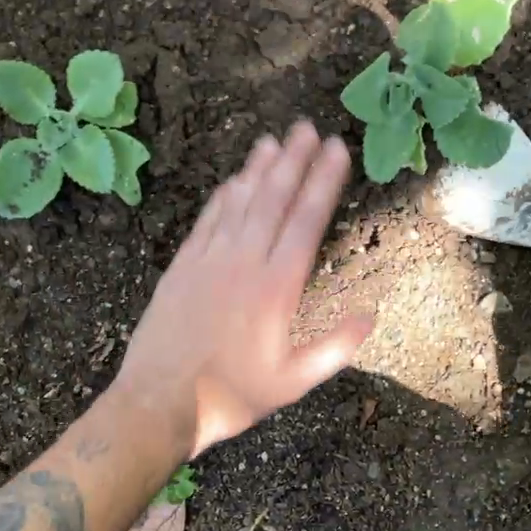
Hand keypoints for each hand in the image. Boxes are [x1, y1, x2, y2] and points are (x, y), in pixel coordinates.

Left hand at [114, 122, 373, 455]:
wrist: (160, 403)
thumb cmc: (231, 398)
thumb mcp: (292, 384)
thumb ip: (333, 349)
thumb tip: (370, 317)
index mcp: (276, 289)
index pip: (306, 221)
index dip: (323, 182)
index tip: (337, 149)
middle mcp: (243, 263)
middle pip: (273, 200)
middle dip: (294, 161)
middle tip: (308, 127)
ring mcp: (208, 261)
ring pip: (239, 202)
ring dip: (258, 168)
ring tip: (274, 139)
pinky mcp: (182, 267)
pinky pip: (207, 219)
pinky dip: (224, 195)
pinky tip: (235, 179)